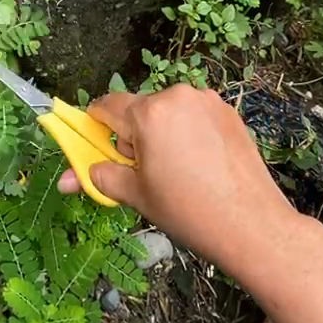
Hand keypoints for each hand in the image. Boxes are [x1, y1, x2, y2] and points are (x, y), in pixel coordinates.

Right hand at [58, 85, 295, 274]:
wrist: (253, 226)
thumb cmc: (189, 212)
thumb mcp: (137, 196)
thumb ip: (100, 178)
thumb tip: (69, 178)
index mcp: (148, 114)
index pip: (107, 106)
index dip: (97, 124)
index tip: (99, 142)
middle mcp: (175, 96)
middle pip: (139, 109)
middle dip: (134, 134)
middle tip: (144, 169)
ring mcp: (205, 100)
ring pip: (168, 110)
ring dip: (161, 130)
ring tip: (176, 169)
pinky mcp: (227, 111)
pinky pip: (193, 114)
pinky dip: (188, 130)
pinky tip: (199, 162)